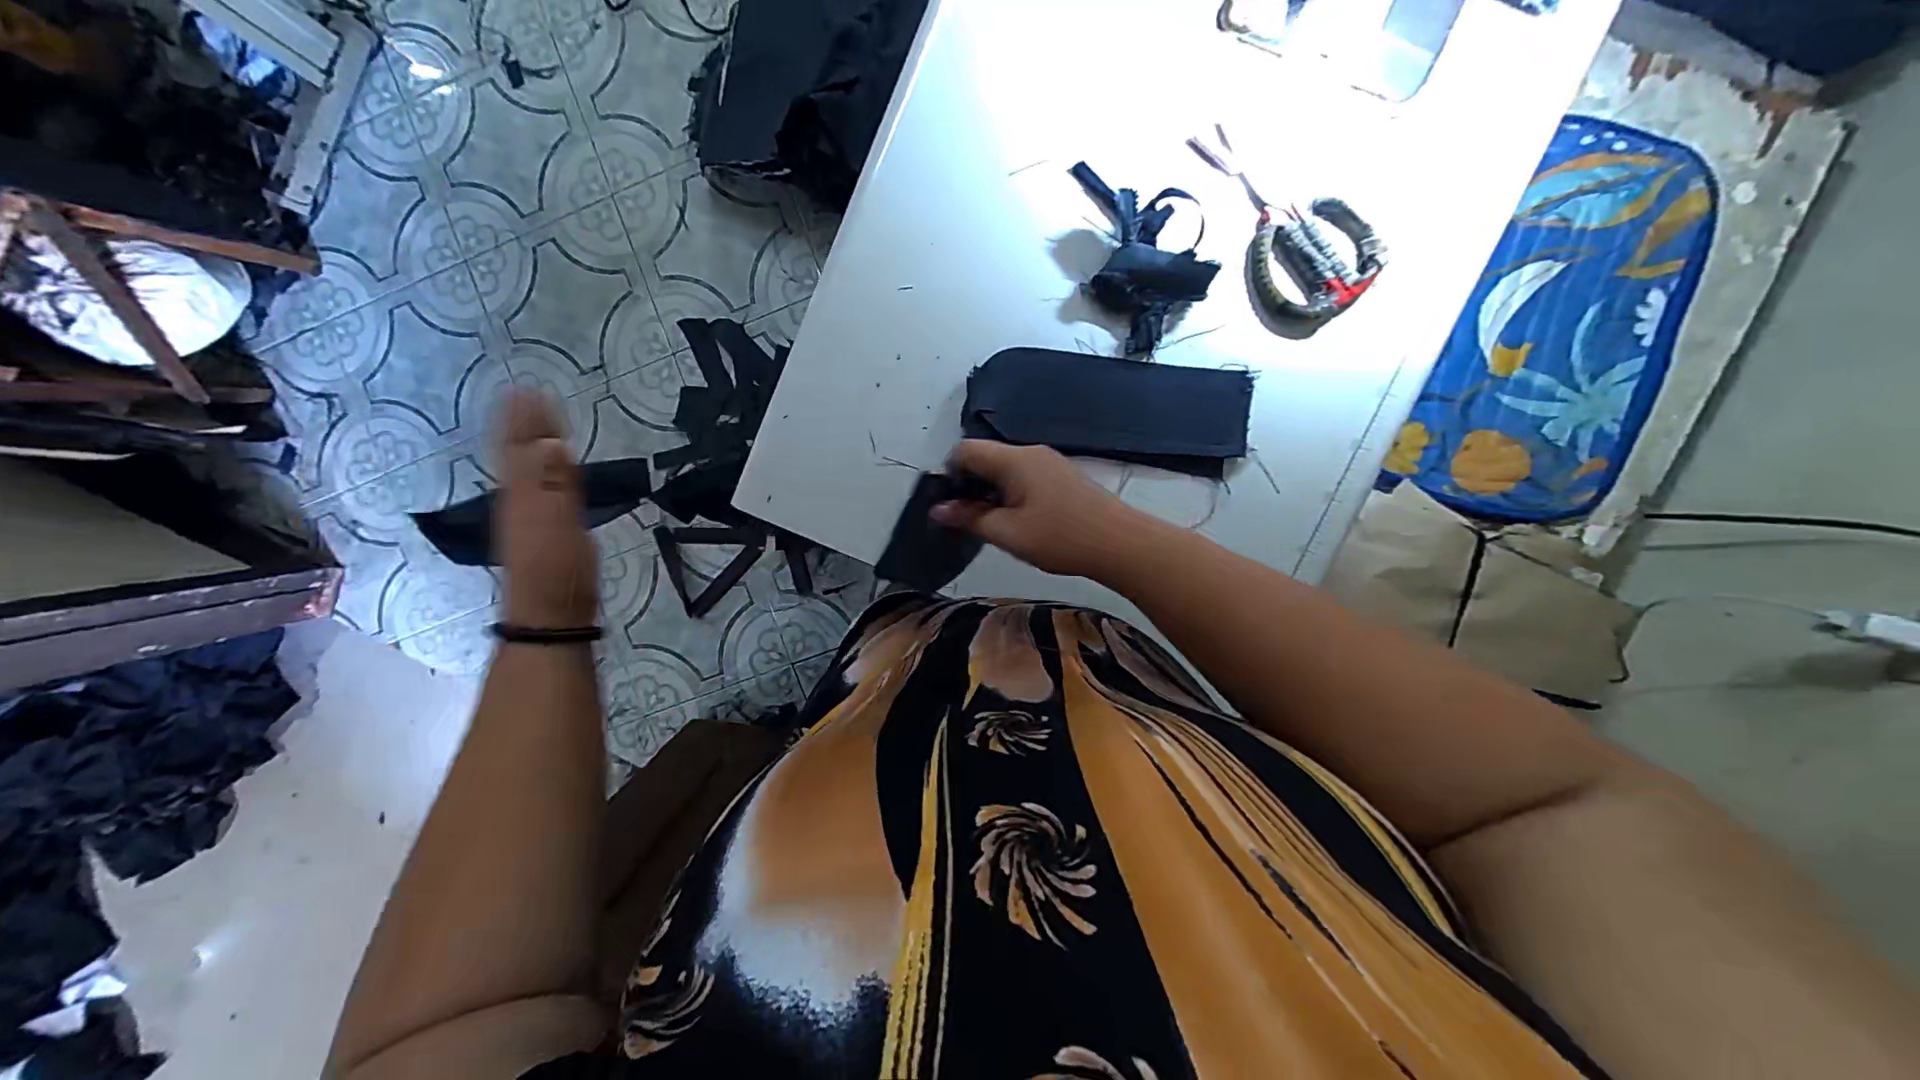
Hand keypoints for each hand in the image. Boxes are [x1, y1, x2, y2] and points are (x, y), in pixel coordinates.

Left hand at [496, 390, 597, 627]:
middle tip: (525, 395)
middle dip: (522, 425)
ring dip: (526, 442)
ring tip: (531, 423)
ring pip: (522, 469)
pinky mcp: (540, 531)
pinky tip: (541, 470)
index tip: (529, 388)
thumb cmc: (558, 571)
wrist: (551, 614)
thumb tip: (550, 441)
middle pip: (517, 455)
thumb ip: (554, 484)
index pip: (524, 448)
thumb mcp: (558, 525)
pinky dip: (537, 468)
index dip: (527, 420)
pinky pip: (534, 487)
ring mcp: (526, 516)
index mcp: (522, 494)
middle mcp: (518, 499)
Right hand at [929, 441, 1156, 579]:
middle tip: (968, 520)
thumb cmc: (1061, 538)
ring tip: (994, 525)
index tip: (950, 505)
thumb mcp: (1008, 534)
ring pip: (1006, 469)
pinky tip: (1020, 522)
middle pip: (986, 457)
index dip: (949, 474)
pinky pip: (1025, 477)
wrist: (1120, 543)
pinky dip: (1012, 494)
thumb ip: (970, 519)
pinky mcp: (1062, 477)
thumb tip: (939, 510)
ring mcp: (1049, 463)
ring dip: (992, 492)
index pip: (965, 450)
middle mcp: (1030, 453)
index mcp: (1014, 460)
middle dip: (970, 485)